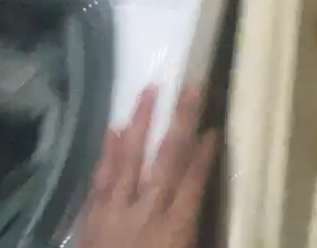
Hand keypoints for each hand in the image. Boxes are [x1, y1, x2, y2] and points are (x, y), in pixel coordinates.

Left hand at [64, 86, 216, 247]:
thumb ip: (203, 239)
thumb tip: (227, 228)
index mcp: (174, 231)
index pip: (194, 182)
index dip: (206, 154)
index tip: (216, 126)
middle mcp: (146, 215)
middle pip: (167, 160)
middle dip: (181, 121)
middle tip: (192, 85)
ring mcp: (114, 216)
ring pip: (130, 160)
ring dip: (140, 123)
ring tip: (149, 89)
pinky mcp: (90, 223)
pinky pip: (99, 181)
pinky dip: (107, 154)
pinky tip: (113, 128)